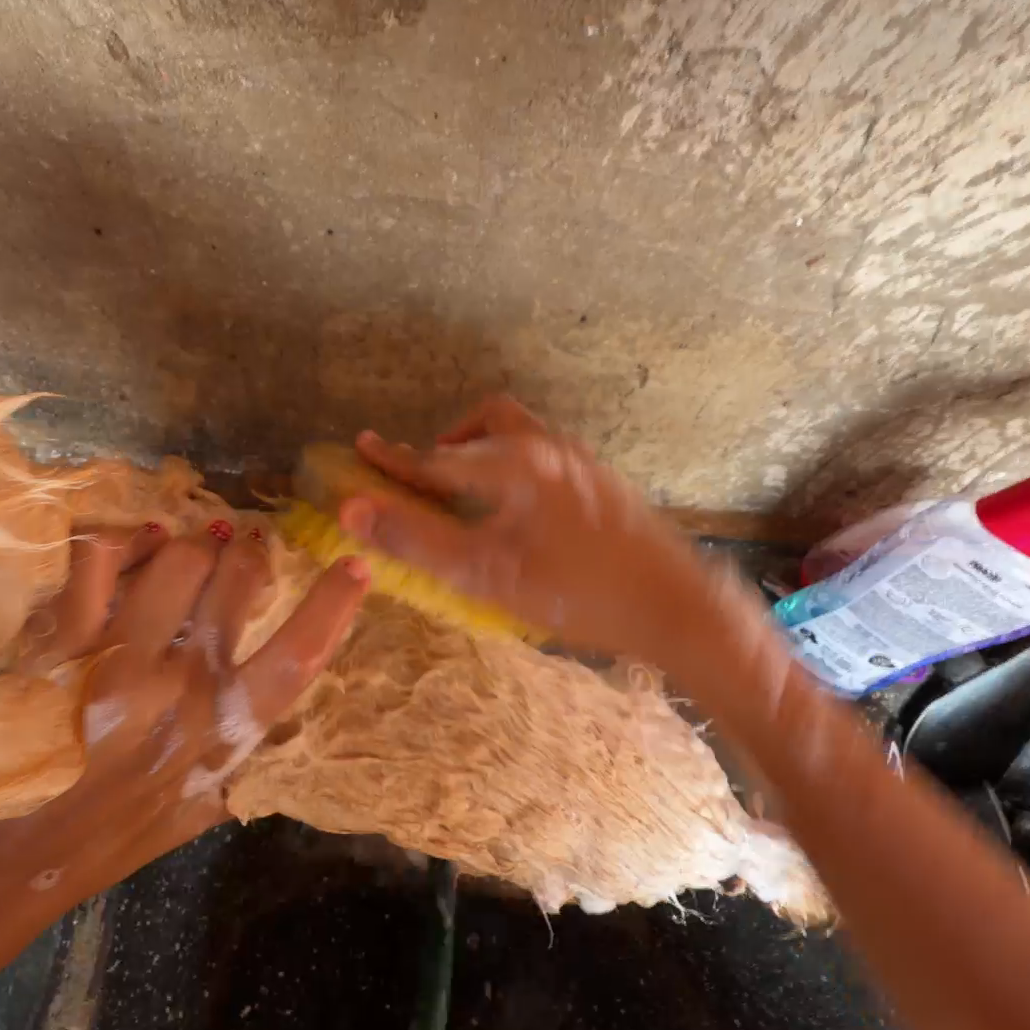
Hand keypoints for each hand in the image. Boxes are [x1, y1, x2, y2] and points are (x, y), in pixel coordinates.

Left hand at [28, 521, 369, 873]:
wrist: (17, 851)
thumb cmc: (118, 832)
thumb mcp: (204, 806)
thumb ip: (247, 754)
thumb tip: (284, 711)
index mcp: (225, 732)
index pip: (296, 656)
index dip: (332, 605)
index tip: (356, 565)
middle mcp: (180, 687)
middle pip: (238, 578)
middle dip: (248, 555)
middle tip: (242, 553)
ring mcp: (119, 657)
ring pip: (181, 555)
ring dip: (194, 547)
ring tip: (190, 554)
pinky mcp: (64, 639)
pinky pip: (105, 556)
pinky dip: (128, 540)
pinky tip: (139, 546)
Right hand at [340, 395, 701, 656]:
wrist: (676, 606)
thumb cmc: (577, 593)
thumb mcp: (486, 574)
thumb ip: (417, 540)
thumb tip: (353, 511)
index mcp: (515, 461)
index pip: (437, 459)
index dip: (394, 461)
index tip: (360, 450)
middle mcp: (548, 445)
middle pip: (483, 424)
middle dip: (442, 448)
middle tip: (417, 478)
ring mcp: (579, 458)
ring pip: (517, 431)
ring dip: (480, 449)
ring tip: (462, 488)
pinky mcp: (599, 478)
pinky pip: (540, 450)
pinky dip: (509, 462)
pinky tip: (512, 506)